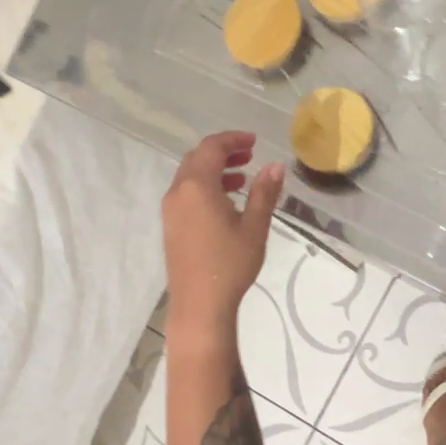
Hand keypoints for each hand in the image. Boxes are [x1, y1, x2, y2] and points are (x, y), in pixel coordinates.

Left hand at [161, 131, 285, 334]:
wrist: (199, 304)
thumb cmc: (230, 264)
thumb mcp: (254, 227)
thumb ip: (264, 193)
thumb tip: (275, 165)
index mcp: (197, 187)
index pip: (212, 148)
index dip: (233, 140)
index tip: (254, 141)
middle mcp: (178, 193)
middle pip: (197, 159)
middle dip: (223, 153)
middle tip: (249, 156)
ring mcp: (170, 211)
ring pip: (190, 178)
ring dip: (214, 172)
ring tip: (242, 179)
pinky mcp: (170, 227)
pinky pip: (186, 195)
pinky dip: (205, 189)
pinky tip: (225, 204)